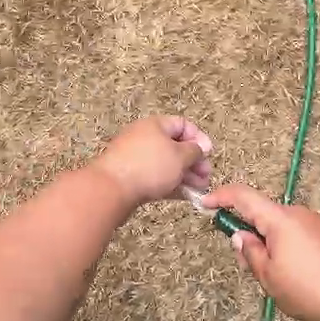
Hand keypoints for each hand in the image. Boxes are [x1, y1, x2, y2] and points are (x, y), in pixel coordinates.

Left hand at [90, 116, 213, 204]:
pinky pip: (156, 177)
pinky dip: (171, 184)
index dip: (199, 138)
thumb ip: (194, 150)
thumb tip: (199, 148)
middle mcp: (145, 138)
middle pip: (175, 146)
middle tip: (205, 176)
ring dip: (185, 175)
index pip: (182, 125)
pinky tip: (184, 195)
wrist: (111, 189)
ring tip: (198, 190)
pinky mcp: (131, 177)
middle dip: (194, 161)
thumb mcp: (180, 156)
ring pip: (167, 164)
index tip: (209, 153)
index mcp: (156, 125)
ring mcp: (136, 158)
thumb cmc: (149, 167)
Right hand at [203, 184, 319, 320]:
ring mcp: (318, 224)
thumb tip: (241, 235)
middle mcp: (298, 214)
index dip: (221, 196)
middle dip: (251, 234)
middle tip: (252, 266)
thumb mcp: (270, 277)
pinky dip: (290, 251)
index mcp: (279, 219)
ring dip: (272, 246)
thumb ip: (250, 253)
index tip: (204, 203)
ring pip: (283, 229)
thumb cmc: (310, 290)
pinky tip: (301, 281)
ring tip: (281, 282)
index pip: (243, 196)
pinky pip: (300, 237)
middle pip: (265, 216)